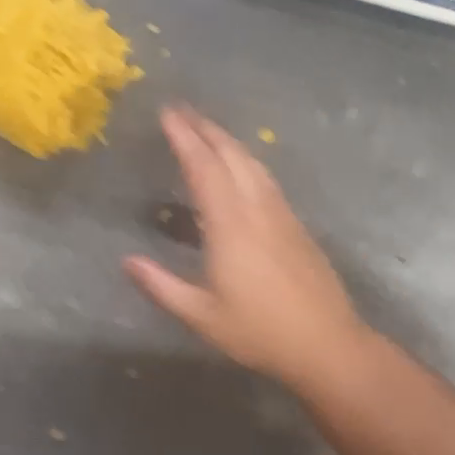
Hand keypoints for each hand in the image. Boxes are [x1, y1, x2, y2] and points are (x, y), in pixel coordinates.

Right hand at [123, 106, 370, 388]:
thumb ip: (162, 286)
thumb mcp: (202, 316)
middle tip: (181, 110)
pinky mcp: (294, 222)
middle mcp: (256, 207)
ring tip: (205, 129)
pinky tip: (239, 165)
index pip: (203, 167)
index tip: (167, 113)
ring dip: (226, 139)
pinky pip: (264, 176)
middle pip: (230, 153)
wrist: (327, 344)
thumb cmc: (260, 331)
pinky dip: (244, 158)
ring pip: (251, 161)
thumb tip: (127, 260)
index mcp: (230, 224)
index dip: (184, 137)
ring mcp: (280, 212)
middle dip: (204, 128)